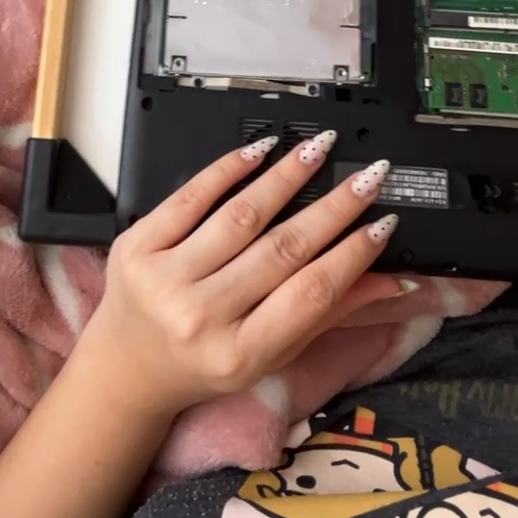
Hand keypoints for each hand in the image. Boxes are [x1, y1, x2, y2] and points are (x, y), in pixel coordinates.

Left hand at [74, 131, 409, 417]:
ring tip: (318, 150)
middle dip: (334, 207)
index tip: (382, 223)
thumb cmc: (201, 365)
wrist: (127, 367)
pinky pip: (191, 196)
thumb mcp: (268, 357)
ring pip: (241, 216)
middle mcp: (201, 318)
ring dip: (287, 177)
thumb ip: (324, 315)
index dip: (353, 255)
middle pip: (282, 249)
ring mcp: (165, 278)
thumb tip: (389, 282)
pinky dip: (229, 168)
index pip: (310, 294)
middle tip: (367, 176)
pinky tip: (260, 150)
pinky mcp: (139, 245)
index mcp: (239, 355)